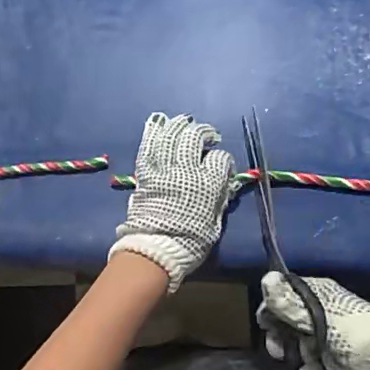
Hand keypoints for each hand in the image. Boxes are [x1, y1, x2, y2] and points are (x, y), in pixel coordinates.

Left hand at [110, 113, 234, 290]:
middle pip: (194, 138)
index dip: (222, 159)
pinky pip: (148, 147)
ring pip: (171, 137)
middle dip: (203, 132)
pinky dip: (152, 132)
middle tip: (207, 135)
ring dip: (178, 126)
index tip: (220, 164)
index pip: (220, 159)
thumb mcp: (214, 222)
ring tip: (184, 122)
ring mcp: (164, 169)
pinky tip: (157, 122)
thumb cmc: (190, 240)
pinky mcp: (146, 173)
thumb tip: (224, 184)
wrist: (157, 247)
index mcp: (208, 184)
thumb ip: (219, 198)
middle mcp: (187, 171)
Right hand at [256, 273, 369, 369]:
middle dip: (279, 337)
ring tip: (304, 364)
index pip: (282, 296)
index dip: (271, 310)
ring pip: (293, 343)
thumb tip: (266, 279)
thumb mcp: (318, 315)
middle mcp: (318, 312)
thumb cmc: (353, 334)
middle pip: (285, 321)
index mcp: (317, 294)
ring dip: (294, 354)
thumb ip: (288, 302)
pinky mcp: (329, 358)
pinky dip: (306, 368)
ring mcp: (324, 336)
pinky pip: (307, 360)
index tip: (265, 325)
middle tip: (278, 351)